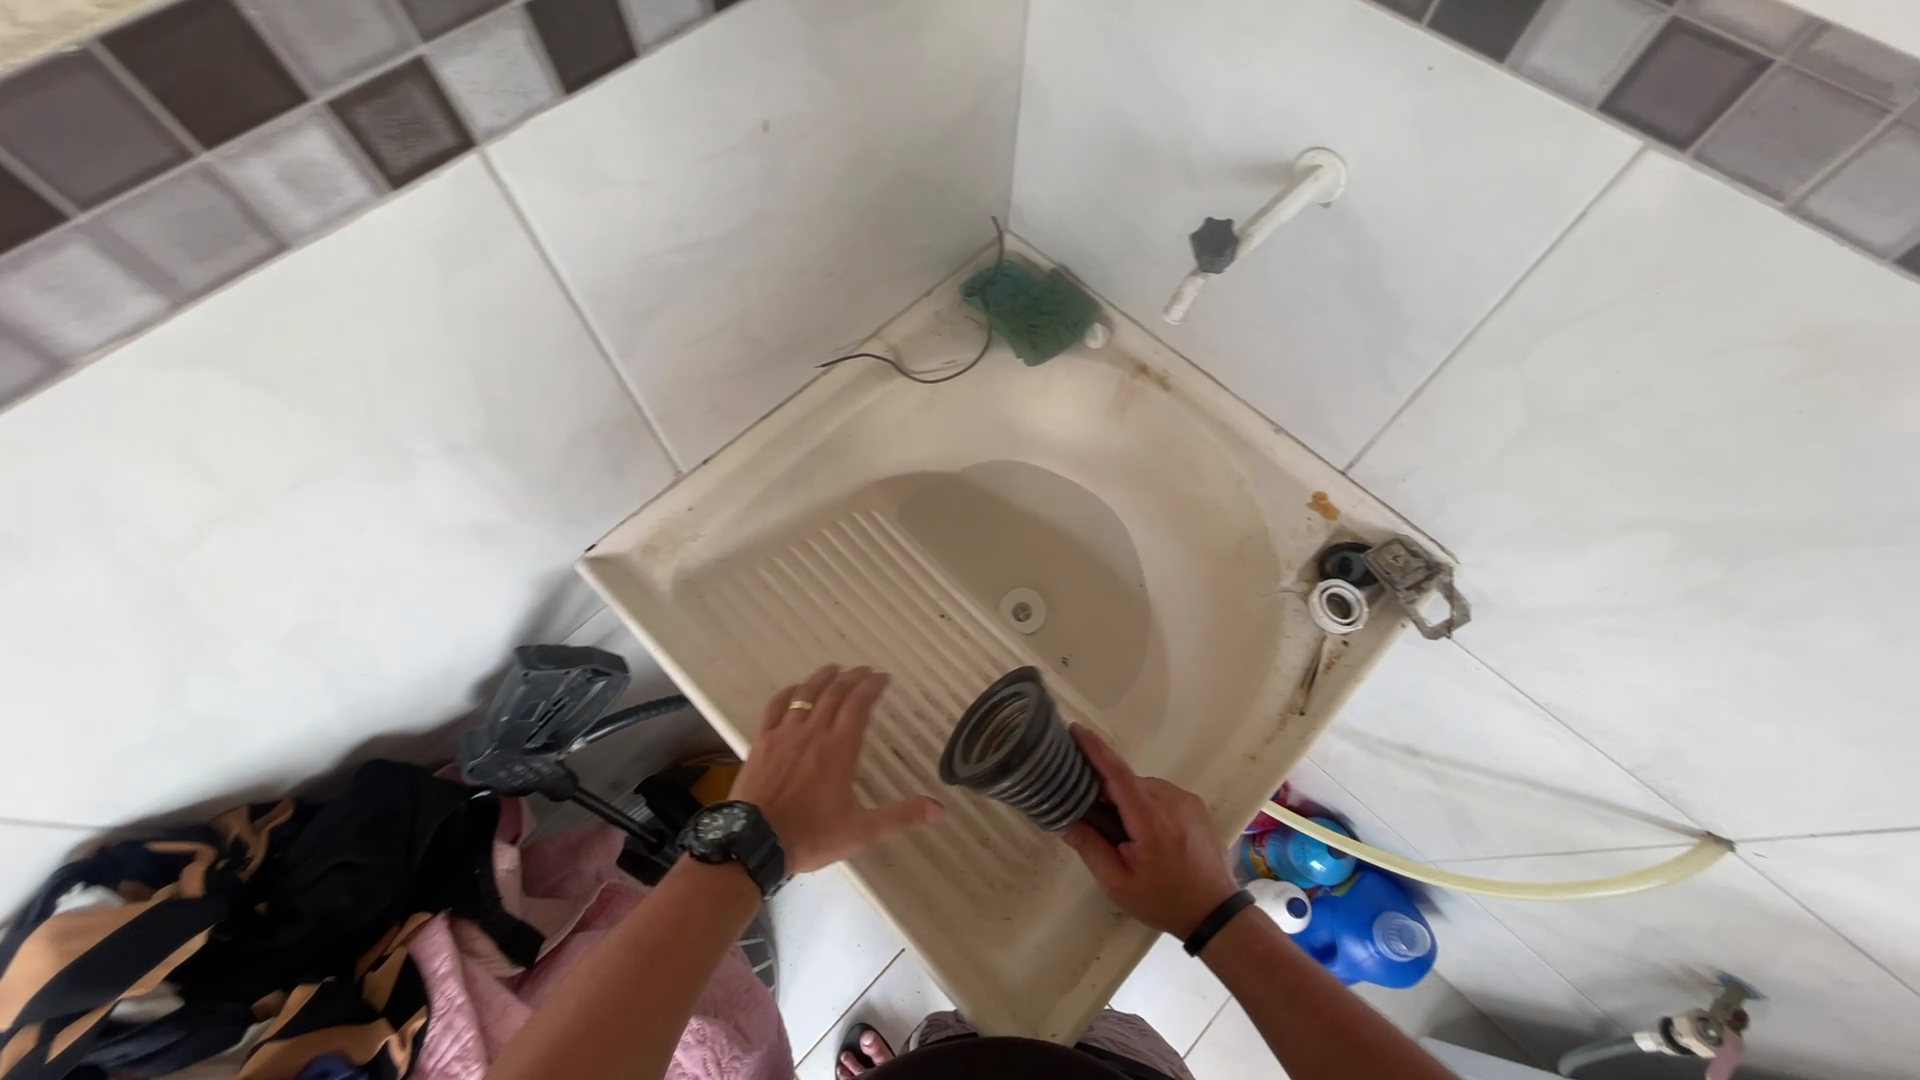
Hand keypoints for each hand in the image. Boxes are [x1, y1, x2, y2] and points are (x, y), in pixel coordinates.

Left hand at [730, 665, 945, 874]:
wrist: (752, 844)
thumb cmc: (809, 836)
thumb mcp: (860, 831)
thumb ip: (900, 816)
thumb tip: (939, 809)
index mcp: (840, 748)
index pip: (860, 705)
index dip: (873, 687)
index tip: (884, 678)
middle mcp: (813, 732)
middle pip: (835, 693)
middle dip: (853, 678)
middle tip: (865, 671)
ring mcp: (784, 734)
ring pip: (806, 694)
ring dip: (823, 678)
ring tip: (834, 669)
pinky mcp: (761, 741)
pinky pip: (775, 706)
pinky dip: (788, 693)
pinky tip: (794, 689)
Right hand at [1061, 725, 1239, 937]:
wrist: (1217, 913)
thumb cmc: (1164, 900)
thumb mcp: (1118, 884)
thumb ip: (1090, 848)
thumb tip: (1063, 822)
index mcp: (1149, 818)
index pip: (1116, 773)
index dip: (1095, 749)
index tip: (1076, 729)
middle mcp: (1170, 799)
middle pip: (1127, 782)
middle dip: (1108, 794)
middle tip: (1097, 821)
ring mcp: (1187, 800)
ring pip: (1145, 788)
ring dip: (1130, 802)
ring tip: (1130, 837)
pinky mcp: (1197, 806)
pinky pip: (1162, 795)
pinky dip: (1149, 805)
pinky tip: (1152, 836)